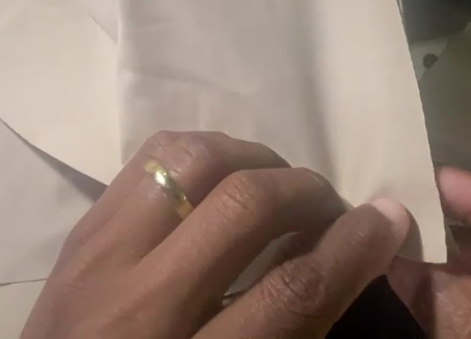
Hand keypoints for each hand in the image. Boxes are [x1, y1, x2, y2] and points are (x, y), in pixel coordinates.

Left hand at [21, 130, 414, 338]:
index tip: (387, 221)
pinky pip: (150, 156)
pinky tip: (223, 168)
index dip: (352, 251)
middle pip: (244, 208)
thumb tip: (346, 266)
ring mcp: (103, 255)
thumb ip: (284, 336)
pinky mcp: (83, 226)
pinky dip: (202, 149)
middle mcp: (143, 304)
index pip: (290, 295)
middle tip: (331, 201)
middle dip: (306, 192)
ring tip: (277, 180)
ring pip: (193, 161)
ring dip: (253, 158)